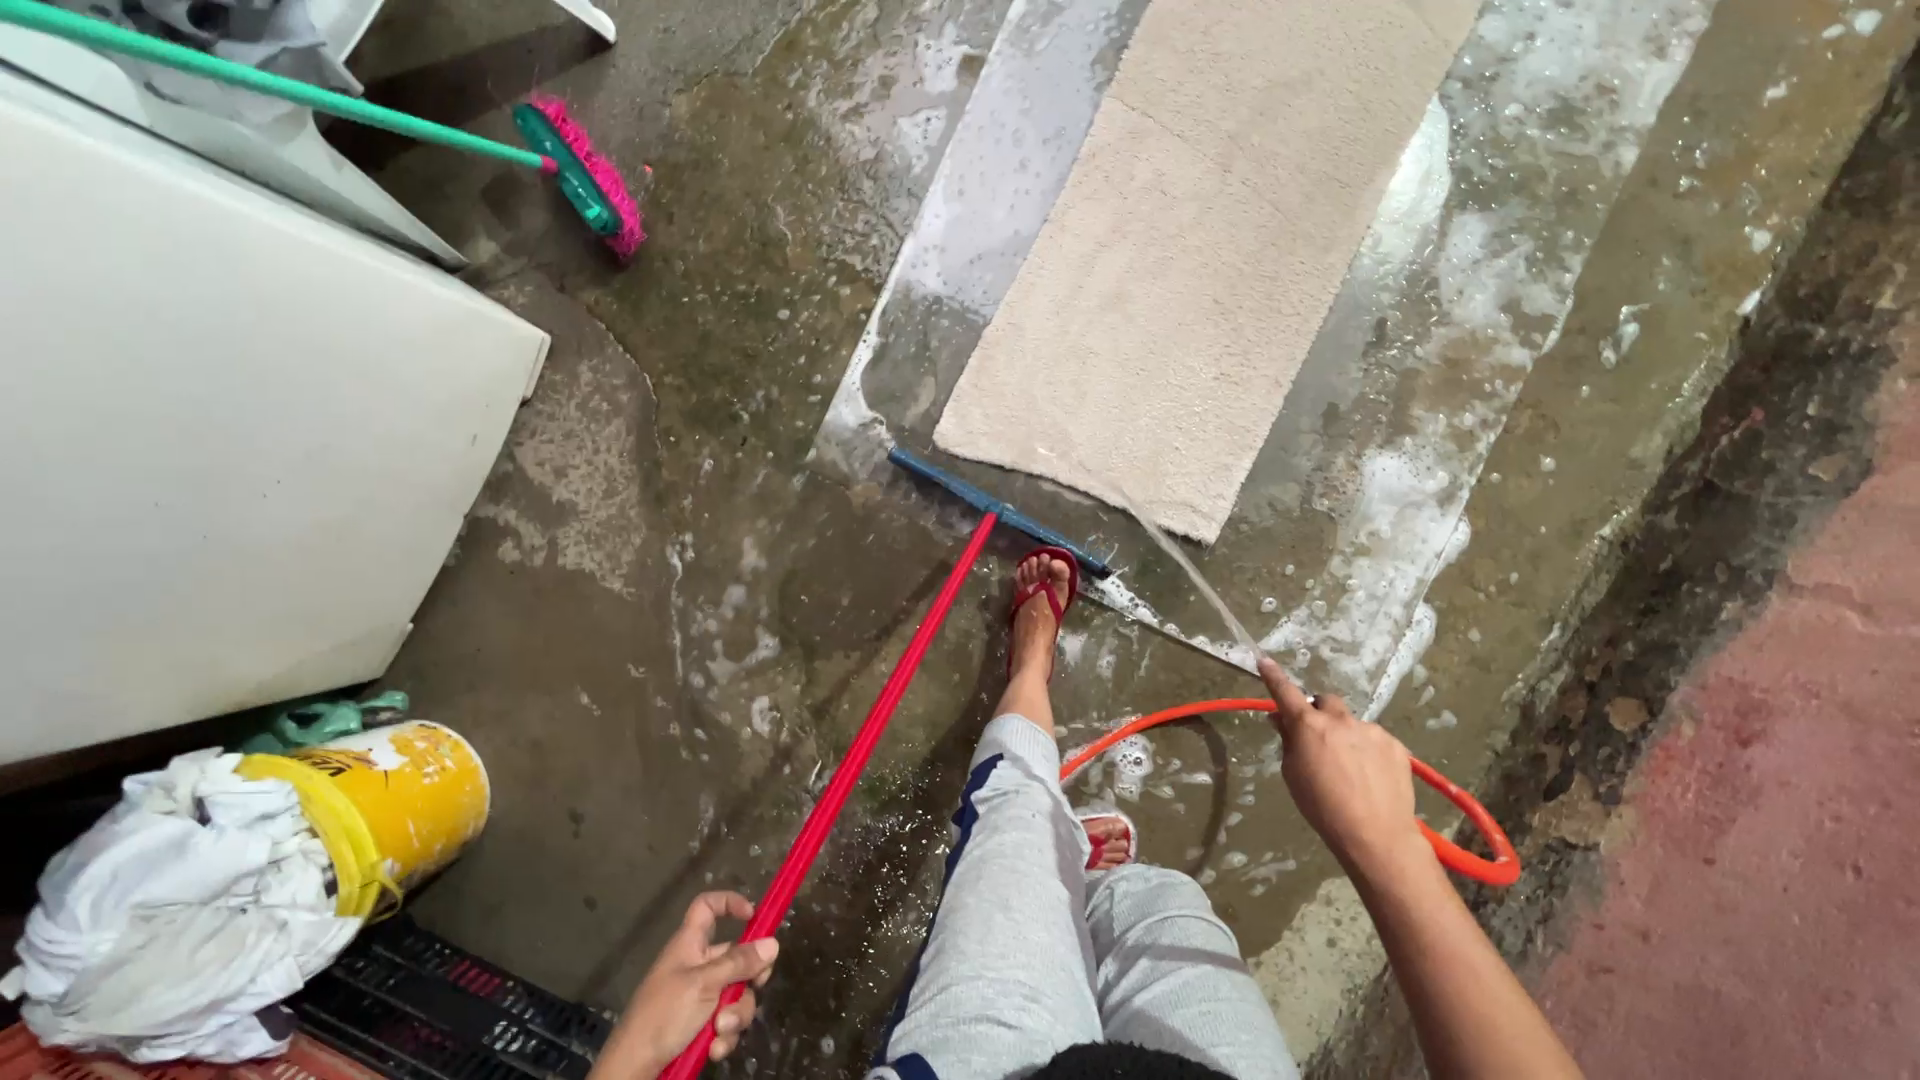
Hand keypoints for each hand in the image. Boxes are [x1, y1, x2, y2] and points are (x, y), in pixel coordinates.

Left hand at [590, 892, 779, 1079]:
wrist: (633, 1071)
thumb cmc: (663, 1015)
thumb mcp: (704, 984)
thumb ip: (739, 963)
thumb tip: (774, 942)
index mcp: (690, 945)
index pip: (707, 907)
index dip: (729, 903)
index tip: (754, 916)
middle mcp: (698, 966)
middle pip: (737, 956)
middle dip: (748, 979)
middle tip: (756, 986)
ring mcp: (700, 996)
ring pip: (737, 993)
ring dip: (735, 1015)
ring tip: (720, 1031)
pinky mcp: (702, 1024)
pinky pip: (727, 1020)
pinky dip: (724, 1035)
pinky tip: (714, 1049)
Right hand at [1258, 657, 1429, 883]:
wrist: (1376, 834)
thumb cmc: (1322, 807)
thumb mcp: (1292, 775)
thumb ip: (1288, 742)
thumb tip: (1284, 720)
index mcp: (1308, 726)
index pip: (1285, 693)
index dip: (1273, 676)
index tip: (1264, 660)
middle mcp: (1340, 720)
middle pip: (1325, 702)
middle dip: (1319, 714)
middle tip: (1319, 739)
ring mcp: (1371, 730)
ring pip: (1352, 724)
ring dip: (1346, 736)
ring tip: (1351, 770)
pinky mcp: (1395, 745)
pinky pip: (1374, 739)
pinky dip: (1368, 751)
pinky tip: (1370, 777)